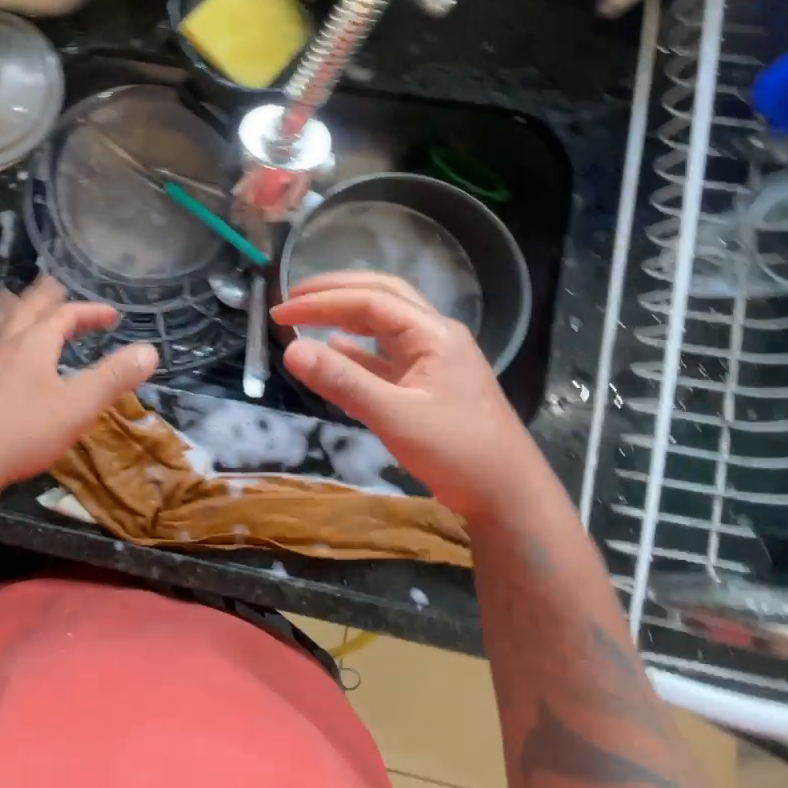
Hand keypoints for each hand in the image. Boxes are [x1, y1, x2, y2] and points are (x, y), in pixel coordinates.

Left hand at [0, 277, 159, 491]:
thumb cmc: (26, 431)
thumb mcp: (79, 405)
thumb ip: (114, 377)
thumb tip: (150, 350)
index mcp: (35, 344)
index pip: (65, 315)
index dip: (91, 312)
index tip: (114, 316)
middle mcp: (8, 347)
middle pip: (27, 311)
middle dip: (45, 298)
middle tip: (55, 285)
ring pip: (1, 328)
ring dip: (15, 312)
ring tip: (14, 300)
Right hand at [269, 271, 551, 518]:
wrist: (507, 495)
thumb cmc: (457, 451)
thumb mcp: (394, 415)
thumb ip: (342, 381)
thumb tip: (291, 350)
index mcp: (433, 334)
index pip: (369, 301)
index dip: (320, 303)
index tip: (280, 314)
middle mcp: (434, 337)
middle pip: (381, 297)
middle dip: (335, 292)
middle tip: (292, 298)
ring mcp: (433, 361)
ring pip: (384, 323)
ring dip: (344, 315)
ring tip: (306, 317)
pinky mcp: (427, 385)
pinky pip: (385, 354)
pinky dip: (355, 348)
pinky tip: (333, 349)